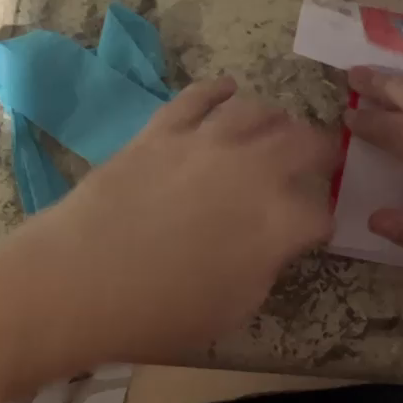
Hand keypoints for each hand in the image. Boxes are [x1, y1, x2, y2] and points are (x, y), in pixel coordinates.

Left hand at [3, 77, 337, 362]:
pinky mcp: (164, 129)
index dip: (321, 222)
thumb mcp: (234, 307)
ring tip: (276, 127)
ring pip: (256, 111)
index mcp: (279, 220)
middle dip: (319, 152)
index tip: (313, 230)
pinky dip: (217, 90)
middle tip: (316, 160)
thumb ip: (265, 265)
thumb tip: (272, 241)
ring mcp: (206, 141)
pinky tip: (227, 90)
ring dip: (275, 119)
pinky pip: (199, 96)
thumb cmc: (160, 312)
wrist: (81, 279)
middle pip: (303, 143)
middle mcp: (253, 168)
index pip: (319, 212)